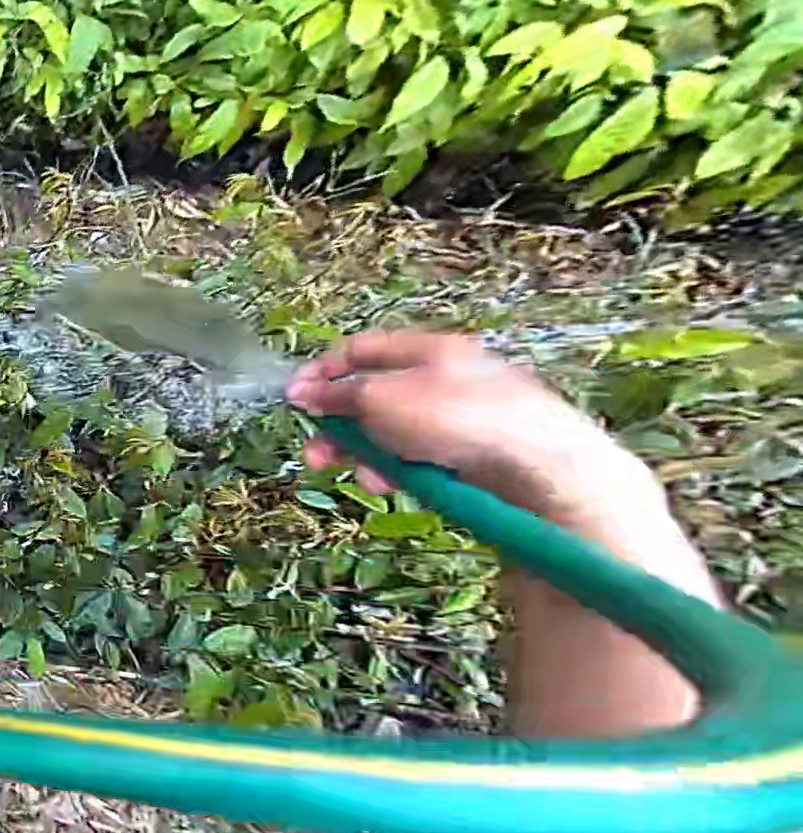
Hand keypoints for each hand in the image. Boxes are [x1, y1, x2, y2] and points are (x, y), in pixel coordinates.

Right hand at [284, 331, 662, 530]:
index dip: (319, 371)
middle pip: (366, 395)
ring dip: (359, 452)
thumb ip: (336, 394)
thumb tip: (301, 392)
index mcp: (425, 349)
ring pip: (384, 430)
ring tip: (352, 473)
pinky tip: (389, 482)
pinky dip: (391, 467)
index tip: (292, 396)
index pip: (356, 350)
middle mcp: (439, 376)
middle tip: (315, 450)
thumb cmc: (454, 417)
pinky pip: (411, 452)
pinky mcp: (464, 447)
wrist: (541, 466)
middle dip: (334, 425)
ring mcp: (453, 413)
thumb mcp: (380, 399)